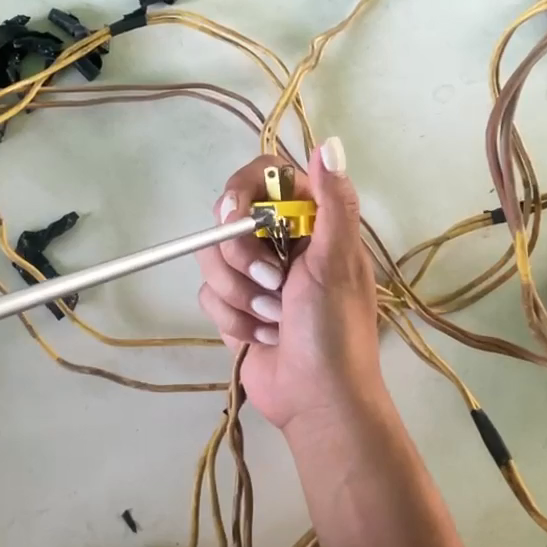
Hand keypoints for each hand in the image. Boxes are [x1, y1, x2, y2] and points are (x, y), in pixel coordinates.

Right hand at [195, 137, 387, 433]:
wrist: (317, 402)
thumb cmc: (333, 330)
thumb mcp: (338, 262)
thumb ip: (332, 202)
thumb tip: (327, 144)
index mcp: (311, 223)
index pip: (263, 178)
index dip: (242, 192)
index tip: (236, 217)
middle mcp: (280, 242)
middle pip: (228, 219)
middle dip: (243, 260)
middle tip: (274, 283)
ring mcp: (254, 275)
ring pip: (213, 259)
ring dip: (242, 295)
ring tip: (275, 318)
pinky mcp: (233, 306)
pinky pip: (208, 294)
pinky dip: (235, 319)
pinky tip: (263, 337)